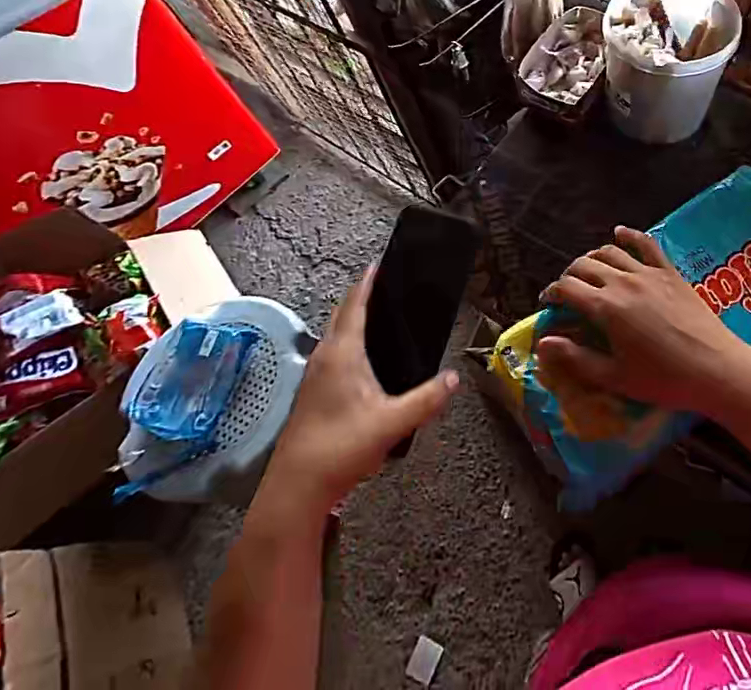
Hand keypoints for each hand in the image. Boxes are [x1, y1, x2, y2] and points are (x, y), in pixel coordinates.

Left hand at [262, 266, 459, 514]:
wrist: (297, 485)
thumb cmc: (340, 448)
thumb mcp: (392, 423)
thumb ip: (426, 400)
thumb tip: (453, 378)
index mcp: (342, 353)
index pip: (355, 305)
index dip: (367, 283)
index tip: (377, 265)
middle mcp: (325, 357)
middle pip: (342, 315)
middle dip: (359, 297)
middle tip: (380, 286)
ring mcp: (315, 375)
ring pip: (334, 335)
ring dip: (350, 319)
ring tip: (374, 316)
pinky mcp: (312, 392)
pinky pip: (331, 353)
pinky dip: (346, 341)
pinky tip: (360, 360)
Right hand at [536, 225, 750, 415]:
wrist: (718, 370)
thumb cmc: (664, 380)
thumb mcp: (615, 377)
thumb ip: (576, 358)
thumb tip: (544, 342)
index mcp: (606, 308)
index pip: (567, 288)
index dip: (552, 293)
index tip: (549, 303)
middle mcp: (623, 282)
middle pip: (584, 265)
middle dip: (569, 276)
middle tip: (568, 292)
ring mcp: (648, 273)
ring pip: (609, 252)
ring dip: (592, 258)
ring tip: (588, 270)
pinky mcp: (669, 272)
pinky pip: (645, 244)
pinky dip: (629, 235)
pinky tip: (619, 232)